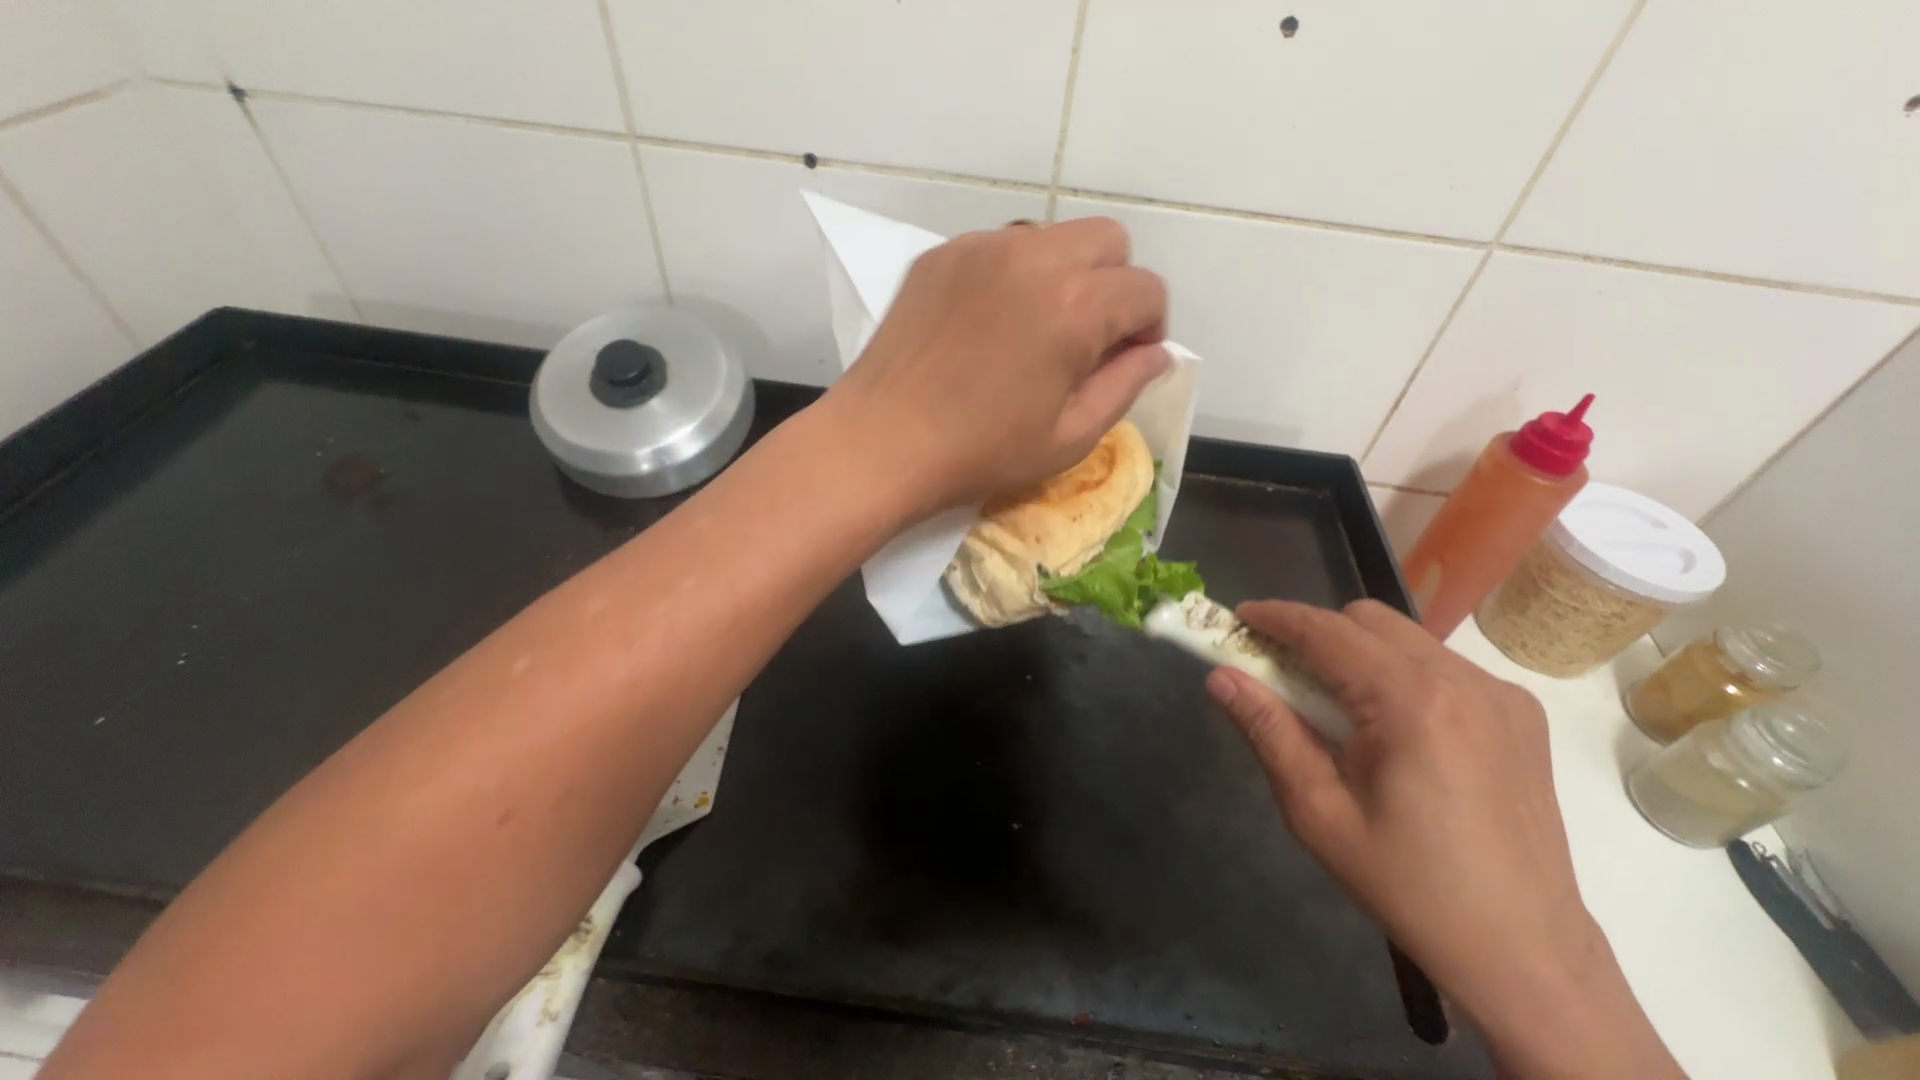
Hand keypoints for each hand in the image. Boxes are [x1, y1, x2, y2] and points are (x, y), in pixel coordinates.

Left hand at [822, 218, 1169, 513]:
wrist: (882, 441)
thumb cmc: (981, 451)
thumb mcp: (1070, 436)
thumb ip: (1126, 386)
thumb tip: (1157, 354)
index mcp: (1075, 304)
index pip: (1146, 289)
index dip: (1147, 329)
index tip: (1122, 364)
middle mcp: (1034, 257)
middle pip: (1108, 241)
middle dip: (1114, 285)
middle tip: (1086, 340)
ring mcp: (982, 248)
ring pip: (1053, 236)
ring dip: (1064, 274)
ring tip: (1034, 329)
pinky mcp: (942, 255)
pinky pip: (1001, 247)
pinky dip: (1013, 275)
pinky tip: (988, 325)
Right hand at [1206, 600, 1684, 1078]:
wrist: (1523, 946)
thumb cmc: (1407, 885)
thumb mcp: (1319, 813)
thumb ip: (1268, 731)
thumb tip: (1220, 676)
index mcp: (1411, 703)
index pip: (1328, 631)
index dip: (1276, 617)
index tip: (1238, 619)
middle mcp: (1464, 680)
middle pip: (1370, 620)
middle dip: (1317, 633)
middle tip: (1281, 673)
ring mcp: (1501, 694)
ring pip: (1409, 640)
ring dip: (1360, 653)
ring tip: (1338, 711)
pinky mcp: (1521, 714)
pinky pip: (1445, 667)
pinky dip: (1403, 675)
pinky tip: (1395, 731)